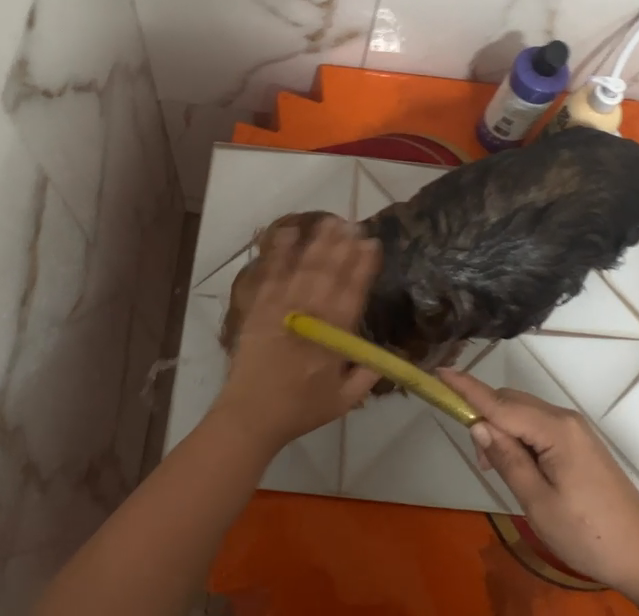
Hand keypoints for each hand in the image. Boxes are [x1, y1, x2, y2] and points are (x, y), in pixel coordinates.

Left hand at [210, 217, 381, 452]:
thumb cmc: (299, 410)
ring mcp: (281, 310)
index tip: (372, 244)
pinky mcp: (259, 308)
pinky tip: (288, 232)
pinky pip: (271, 274)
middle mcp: (308, 318)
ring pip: (303, 269)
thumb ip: (367, 375)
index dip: (363, 267)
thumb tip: (387, 355)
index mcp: (332, 340)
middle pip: (328, 275)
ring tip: (330, 222)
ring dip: (318, 243)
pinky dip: (279, 251)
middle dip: (343, 247)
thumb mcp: (343, 401)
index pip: (352, 295)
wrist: (250, 415)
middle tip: (354, 225)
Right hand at [439, 368, 638, 590]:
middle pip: (513, 403)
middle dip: (485, 417)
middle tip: (478, 461)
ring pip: (525, 414)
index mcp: (555, 430)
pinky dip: (520, 437)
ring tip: (496, 469)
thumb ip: (507, 459)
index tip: (439, 371)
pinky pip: (539, 426)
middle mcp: (565, 419)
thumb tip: (479, 426)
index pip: (501, 403)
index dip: (468, 389)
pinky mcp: (580, 444)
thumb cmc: (588, 534)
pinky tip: (518, 466)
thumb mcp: (538, 503)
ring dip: (503, 430)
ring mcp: (575, 430)